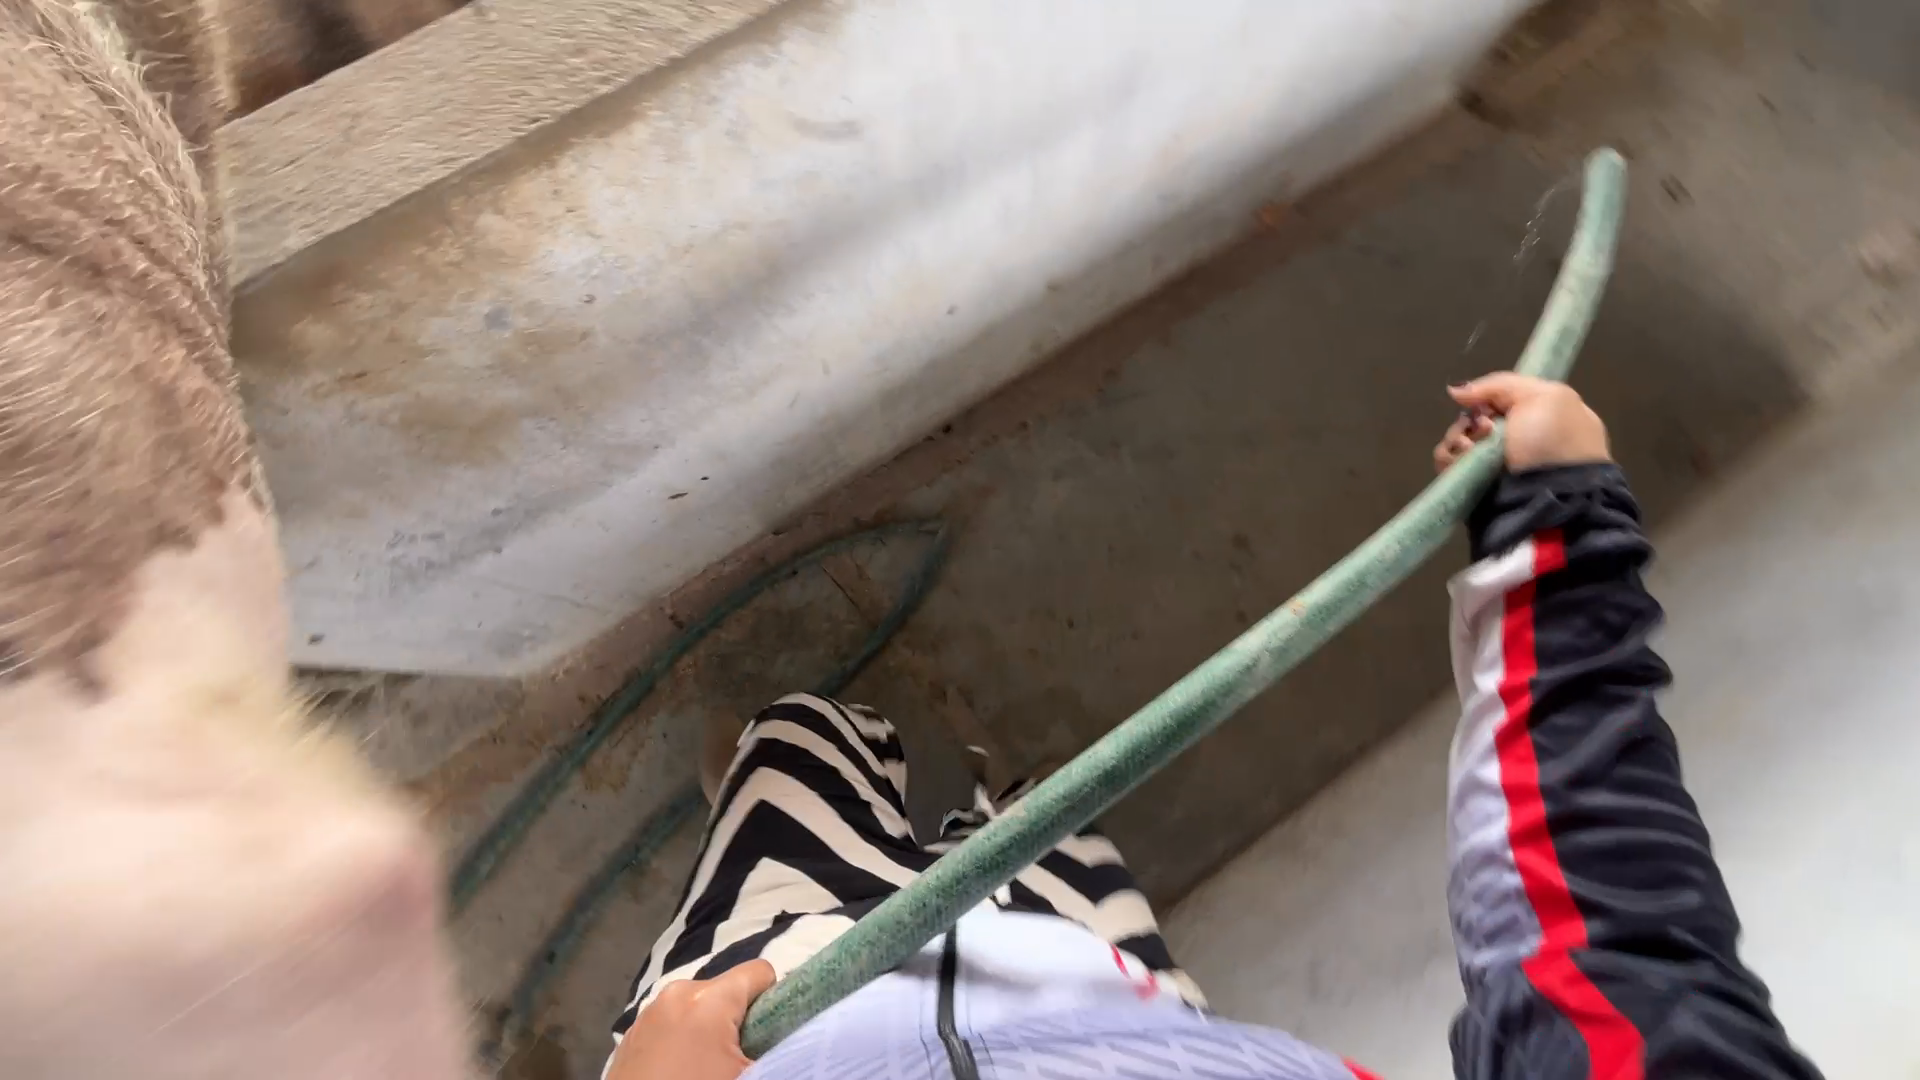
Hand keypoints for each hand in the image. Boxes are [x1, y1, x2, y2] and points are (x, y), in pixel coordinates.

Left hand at [605, 961, 776, 1079]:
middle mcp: (678, 993)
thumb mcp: (746, 1077)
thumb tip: (790, 1046)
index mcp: (710, 999)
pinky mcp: (628, 1038)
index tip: (766, 1040)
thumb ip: (775, 1053)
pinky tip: (676, 1077)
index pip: (760, 973)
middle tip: (733, 1064)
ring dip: (708, 1033)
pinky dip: (681, 1043)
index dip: (772, 1004)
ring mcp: (648, 1014)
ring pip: (699, 1008)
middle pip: (728, 991)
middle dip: (737, 1023)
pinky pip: (671, 1024)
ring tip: (702, 1072)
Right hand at [1433, 373, 1610, 474]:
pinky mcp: (1472, 484)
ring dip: (1457, 439)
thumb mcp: (1544, 396)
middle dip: (1470, 421)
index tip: (1490, 406)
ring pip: (1457, 441)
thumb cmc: (1554, 443)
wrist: (1550, 497)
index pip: (1499, 400)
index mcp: (1540, 418)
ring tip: (1470, 448)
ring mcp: (1492, 465)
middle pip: (1472, 420)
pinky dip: (1449, 459)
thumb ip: (1500, 384)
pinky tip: (1460, 462)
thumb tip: (1456, 391)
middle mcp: (1515, 441)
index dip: (1489, 399)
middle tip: (1484, 429)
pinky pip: (1448, 464)